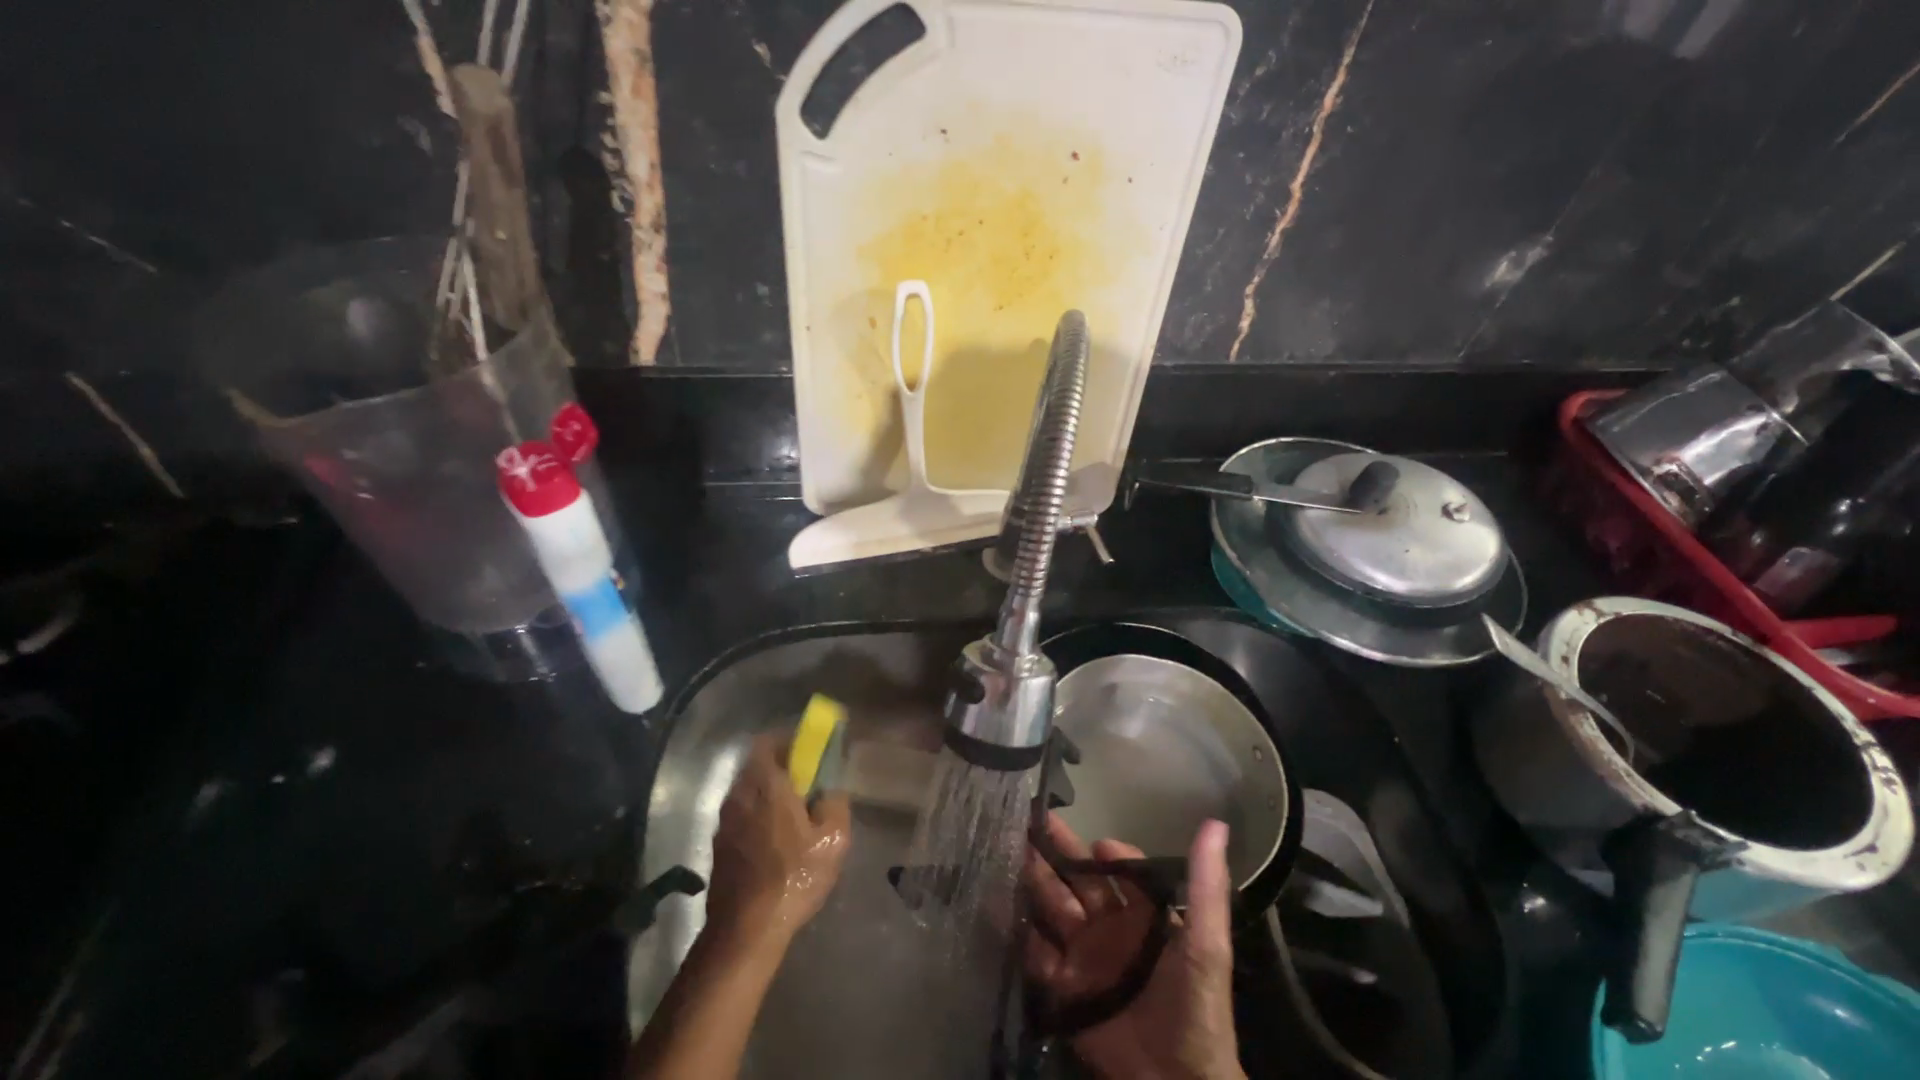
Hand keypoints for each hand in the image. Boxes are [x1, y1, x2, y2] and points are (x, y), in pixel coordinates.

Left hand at [705, 734, 852, 944]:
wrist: (746, 928)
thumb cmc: (794, 877)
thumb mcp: (833, 838)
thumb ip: (835, 801)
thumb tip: (830, 786)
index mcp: (765, 784)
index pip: (768, 741)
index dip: (790, 741)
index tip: (811, 753)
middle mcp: (738, 794)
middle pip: (757, 766)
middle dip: (782, 769)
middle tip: (809, 786)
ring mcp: (724, 821)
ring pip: (748, 792)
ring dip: (769, 795)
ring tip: (795, 818)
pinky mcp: (719, 845)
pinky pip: (741, 816)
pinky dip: (758, 818)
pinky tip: (777, 843)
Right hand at [1024, 813, 1244, 1079]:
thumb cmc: (1195, 1007)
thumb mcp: (1206, 943)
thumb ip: (1205, 885)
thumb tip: (1215, 823)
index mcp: (1146, 916)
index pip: (1121, 871)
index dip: (1105, 851)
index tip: (1090, 837)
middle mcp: (1112, 930)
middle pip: (1078, 883)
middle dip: (1055, 854)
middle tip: (1028, 823)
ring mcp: (1085, 958)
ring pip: (1052, 910)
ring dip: (1031, 884)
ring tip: (1005, 854)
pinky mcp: (1064, 989)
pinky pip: (1037, 954)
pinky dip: (1019, 932)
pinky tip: (999, 907)